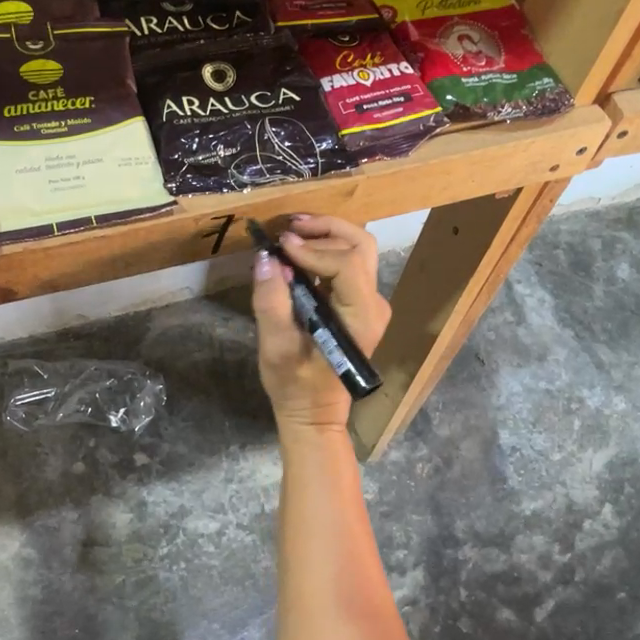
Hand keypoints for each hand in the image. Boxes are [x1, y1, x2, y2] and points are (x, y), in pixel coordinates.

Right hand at [251, 215, 390, 432]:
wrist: (314, 413)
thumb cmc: (295, 386)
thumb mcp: (275, 347)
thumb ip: (272, 302)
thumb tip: (266, 259)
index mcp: (360, 317)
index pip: (346, 262)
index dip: (312, 248)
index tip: (280, 246)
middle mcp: (373, 305)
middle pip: (360, 245)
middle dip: (325, 229)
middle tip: (289, 226)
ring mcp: (369, 303)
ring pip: (358, 249)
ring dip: (326, 235)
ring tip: (291, 234)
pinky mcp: (359, 304)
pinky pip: (349, 263)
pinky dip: (325, 249)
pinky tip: (298, 251)